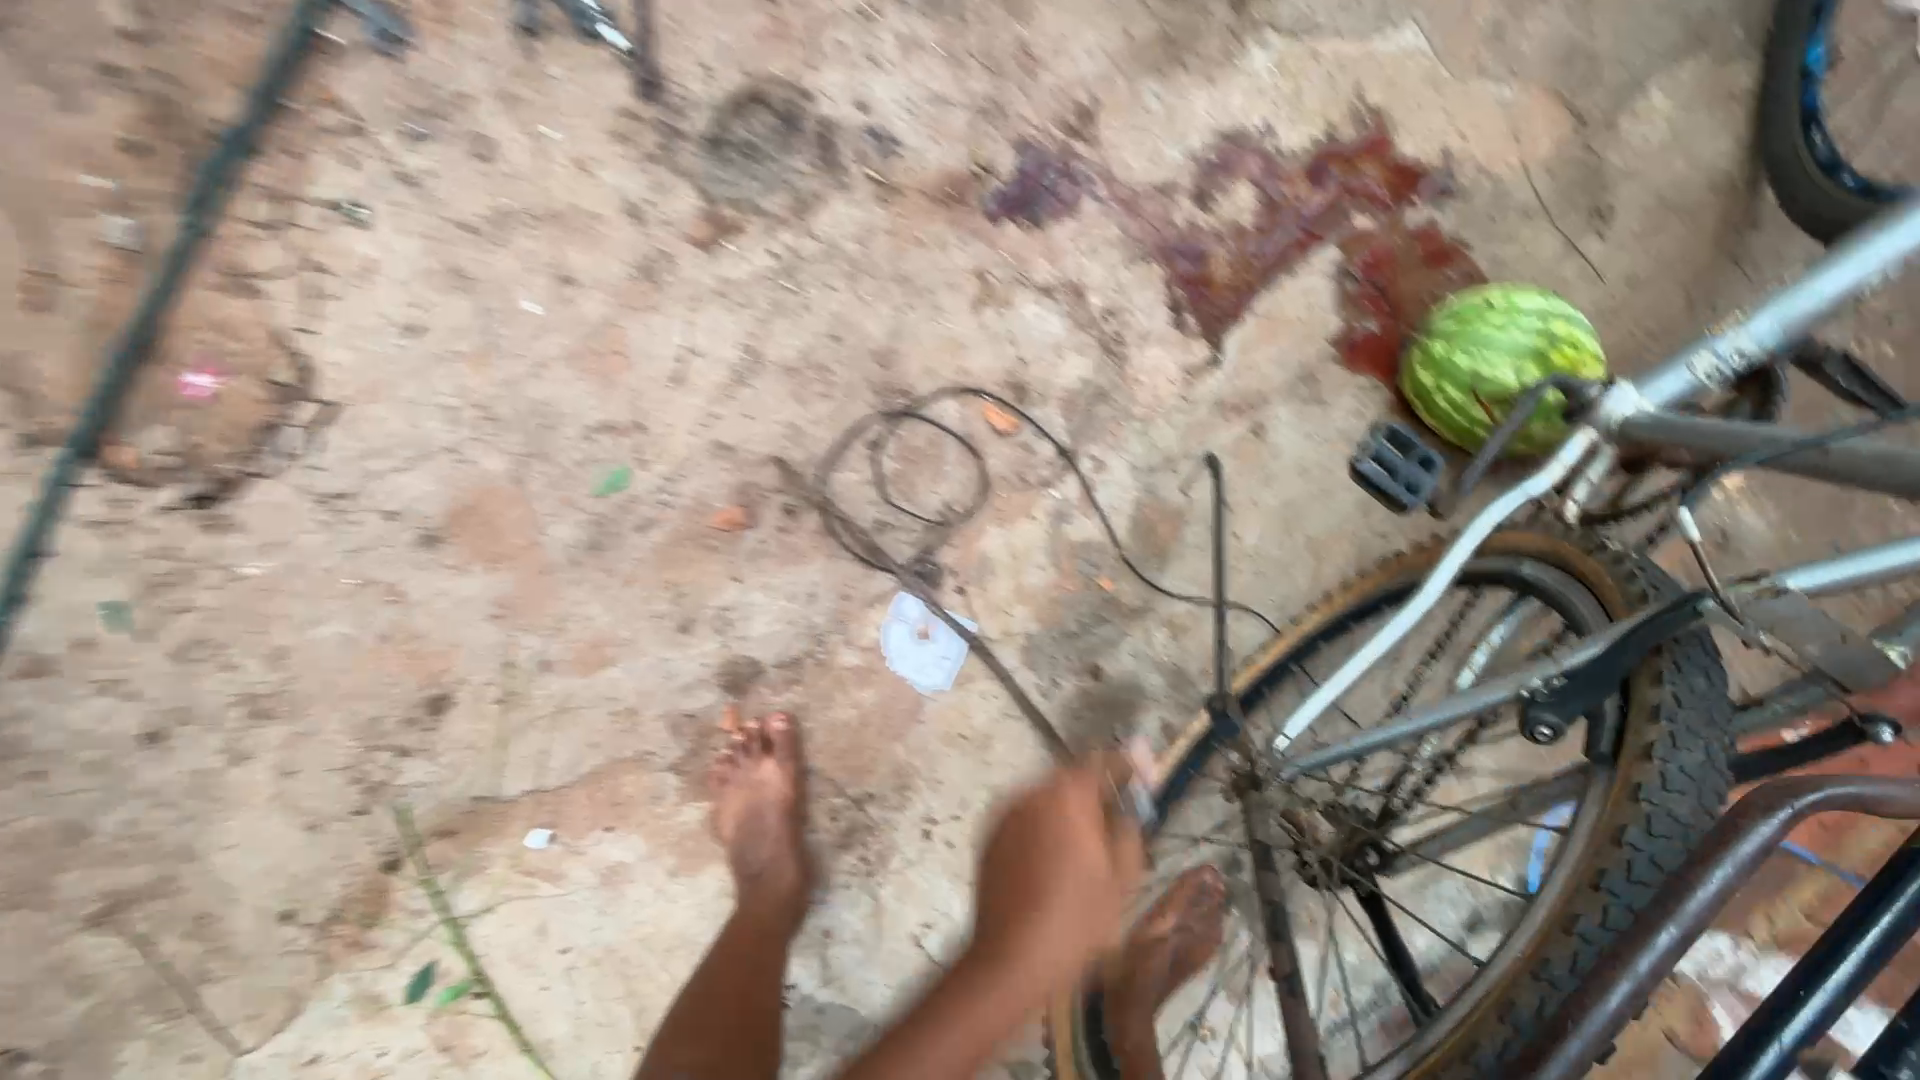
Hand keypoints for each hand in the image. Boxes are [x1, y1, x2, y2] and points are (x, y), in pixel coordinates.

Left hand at [965, 744, 1152, 999]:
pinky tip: (1051, 865)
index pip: (1102, 761)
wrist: (1013, 960)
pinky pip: (1023, 820)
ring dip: (1065, 812)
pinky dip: (1040, 829)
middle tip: (1112, 823)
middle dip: (1092, 794)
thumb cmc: (1076, 922)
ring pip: (1045, 800)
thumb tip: (1130, 805)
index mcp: (1068, 796)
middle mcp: (1031, 793)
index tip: (1142, 781)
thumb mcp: (1122, 880)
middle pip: (1070, 778)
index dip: (1126, 768)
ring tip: (1082, 850)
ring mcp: (1004, 814)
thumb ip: (1129, 829)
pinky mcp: (988, 837)